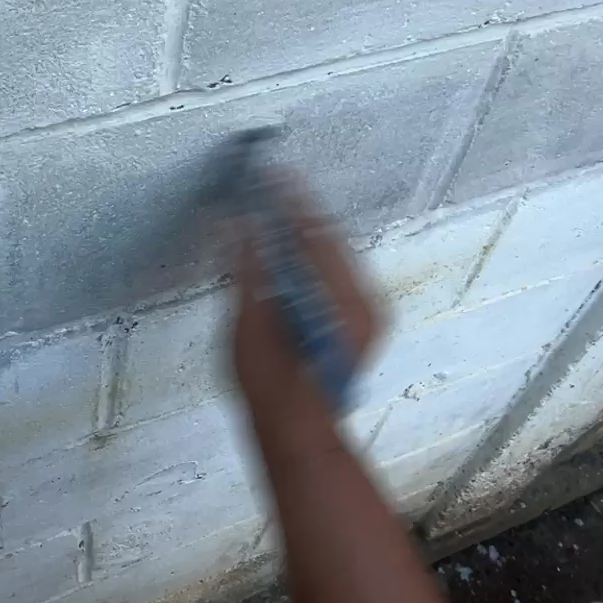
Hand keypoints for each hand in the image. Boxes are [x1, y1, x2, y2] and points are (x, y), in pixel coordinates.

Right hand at [229, 176, 383, 452]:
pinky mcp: (360, 317)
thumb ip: (247, 270)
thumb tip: (235, 222)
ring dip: (304, 224)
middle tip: (272, 177)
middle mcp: (362, 300)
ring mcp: (366, 309)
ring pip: (334, 250)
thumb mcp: (250, 326)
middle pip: (328, 236)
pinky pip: (336, 267)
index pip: (311, 232)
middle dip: (297, 205)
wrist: (299, 431)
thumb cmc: (270, 385)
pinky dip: (312, 247)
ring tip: (278, 198)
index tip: (268, 171)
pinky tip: (291, 237)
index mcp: (338, 301)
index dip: (287, 199)